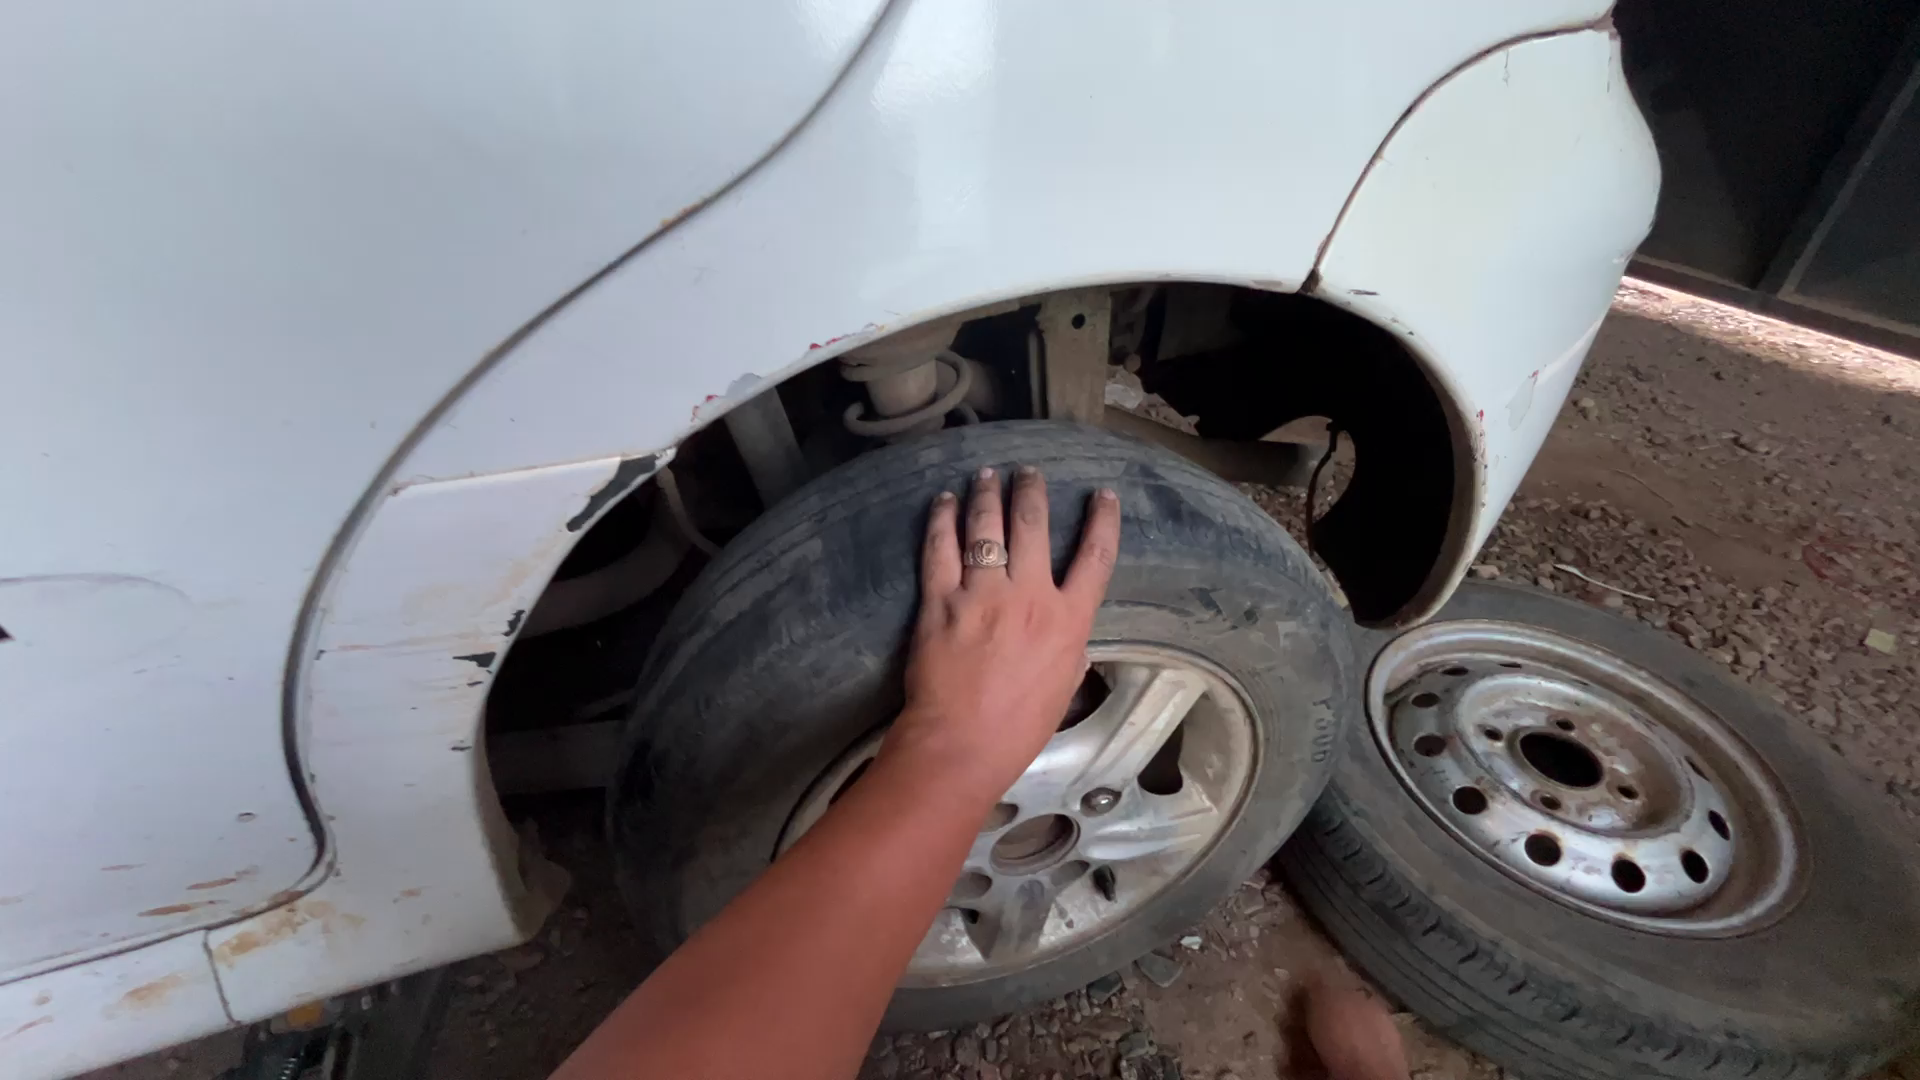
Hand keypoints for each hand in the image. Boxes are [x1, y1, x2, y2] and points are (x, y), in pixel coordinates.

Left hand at [880, 465, 1120, 809]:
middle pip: (1034, 526)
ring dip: (987, 495)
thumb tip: (1071, 630)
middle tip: (1027, 473)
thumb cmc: (1019, 725)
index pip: (1096, 557)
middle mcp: (1029, 596)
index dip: (1103, 520)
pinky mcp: (941, 600)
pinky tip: (945, 501)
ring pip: (986, 527)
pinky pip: (940, 548)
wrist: (962, 743)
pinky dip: (943, 519)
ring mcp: (982, 594)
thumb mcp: (1065, 685)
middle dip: (1031, 491)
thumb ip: (1070, 647)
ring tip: (987, 474)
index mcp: (1068, 620)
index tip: (1102, 494)